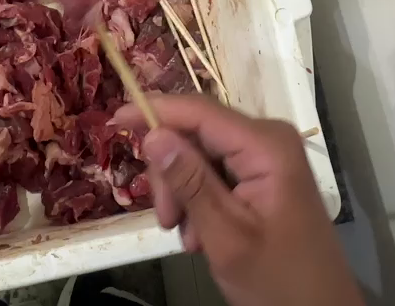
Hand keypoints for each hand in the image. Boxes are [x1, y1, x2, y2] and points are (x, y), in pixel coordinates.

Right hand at [114, 95, 361, 305]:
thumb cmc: (278, 283)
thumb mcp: (227, 237)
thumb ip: (190, 182)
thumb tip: (153, 134)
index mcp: (265, 144)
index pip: (199, 110)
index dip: (156, 110)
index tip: (116, 118)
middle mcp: (266, 136)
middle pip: (196, 132)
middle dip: (172, 172)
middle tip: (167, 221)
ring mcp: (266, 154)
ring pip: (200, 152)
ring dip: (183, 190)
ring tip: (187, 236)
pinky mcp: (262, 171)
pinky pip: (215, 169)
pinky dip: (199, 197)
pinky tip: (201, 233)